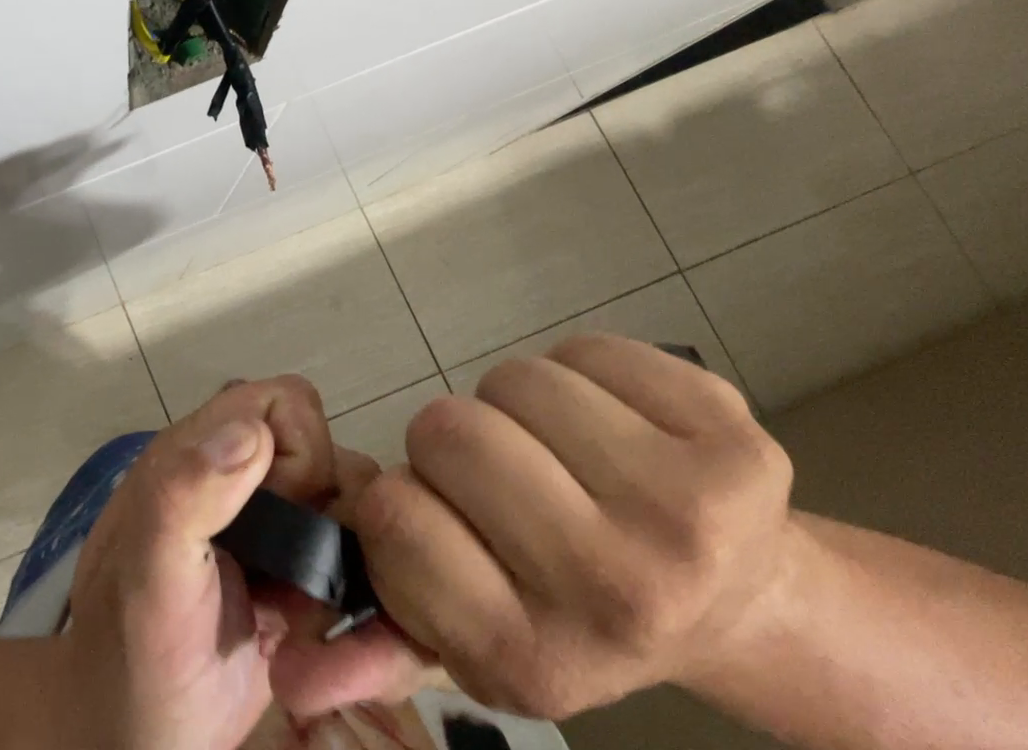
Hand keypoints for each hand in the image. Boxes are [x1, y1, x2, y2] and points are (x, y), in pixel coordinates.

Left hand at [63, 376, 342, 749]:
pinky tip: (317, 641)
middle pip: (332, 456)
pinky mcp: (302, 582)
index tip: (282, 510)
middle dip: (330, 517)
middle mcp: (244, 481)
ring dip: (347, 571)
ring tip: (297, 622)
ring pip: (357, 510)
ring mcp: (277, 532)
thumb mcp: (146, 576)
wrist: (136, 731)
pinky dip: (361, 604)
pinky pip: (364, 566)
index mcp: (198, 455)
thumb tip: (251, 432)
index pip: (283, 402)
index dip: (298, 450)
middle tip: (287, 578)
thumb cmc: (131, 649)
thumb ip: (183, 497)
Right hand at [280, 334, 797, 719]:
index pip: (392, 515)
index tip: (437, 519)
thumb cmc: (573, 616)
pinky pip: (587, 350)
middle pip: (446, 430)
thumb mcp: (473, 648)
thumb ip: (380, 649)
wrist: (733, 602)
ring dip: (512, 404)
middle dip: (450, 442)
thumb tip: (289, 676)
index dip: (399, 498)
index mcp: (531, 655)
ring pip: (513, 380)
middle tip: (492, 478)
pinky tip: (606, 425)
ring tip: (548, 450)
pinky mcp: (738, 440)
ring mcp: (689, 514)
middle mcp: (616, 595)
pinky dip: (576, 373)